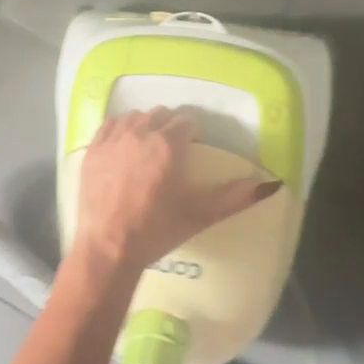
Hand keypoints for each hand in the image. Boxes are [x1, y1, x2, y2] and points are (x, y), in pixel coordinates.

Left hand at [72, 108, 280, 274]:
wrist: (108, 248)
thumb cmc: (156, 231)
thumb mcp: (199, 215)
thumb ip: (235, 197)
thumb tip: (270, 184)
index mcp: (168, 144)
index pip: (186, 121)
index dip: (192, 135)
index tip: (192, 151)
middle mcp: (140, 133)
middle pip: (161, 115)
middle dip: (169, 128)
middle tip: (171, 153)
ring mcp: (112, 139)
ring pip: (135, 117)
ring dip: (145, 126)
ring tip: (147, 150)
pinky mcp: (92, 149)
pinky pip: (109, 124)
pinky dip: (119, 128)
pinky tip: (123, 145)